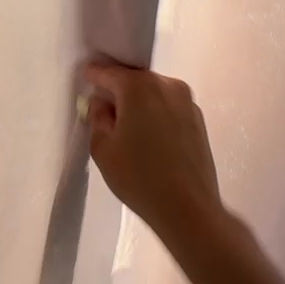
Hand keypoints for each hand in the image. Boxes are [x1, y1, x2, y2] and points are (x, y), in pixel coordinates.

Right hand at [81, 60, 224, 248]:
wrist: (189, 211)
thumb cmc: (139, 177)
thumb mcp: (101, 147)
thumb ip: (97, 116)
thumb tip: (103, 103)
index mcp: (139, 86)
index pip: (109, 72)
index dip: (94, 76)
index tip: (85, 80)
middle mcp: (167, 85)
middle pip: (134, 81)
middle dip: (118, 91)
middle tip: (104, 110)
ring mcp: (187, 103)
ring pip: (153, 94)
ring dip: (139, 104)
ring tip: (128, 129)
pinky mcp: (200, 122)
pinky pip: (168, 108)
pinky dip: (156, 115)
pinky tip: (149, 139)